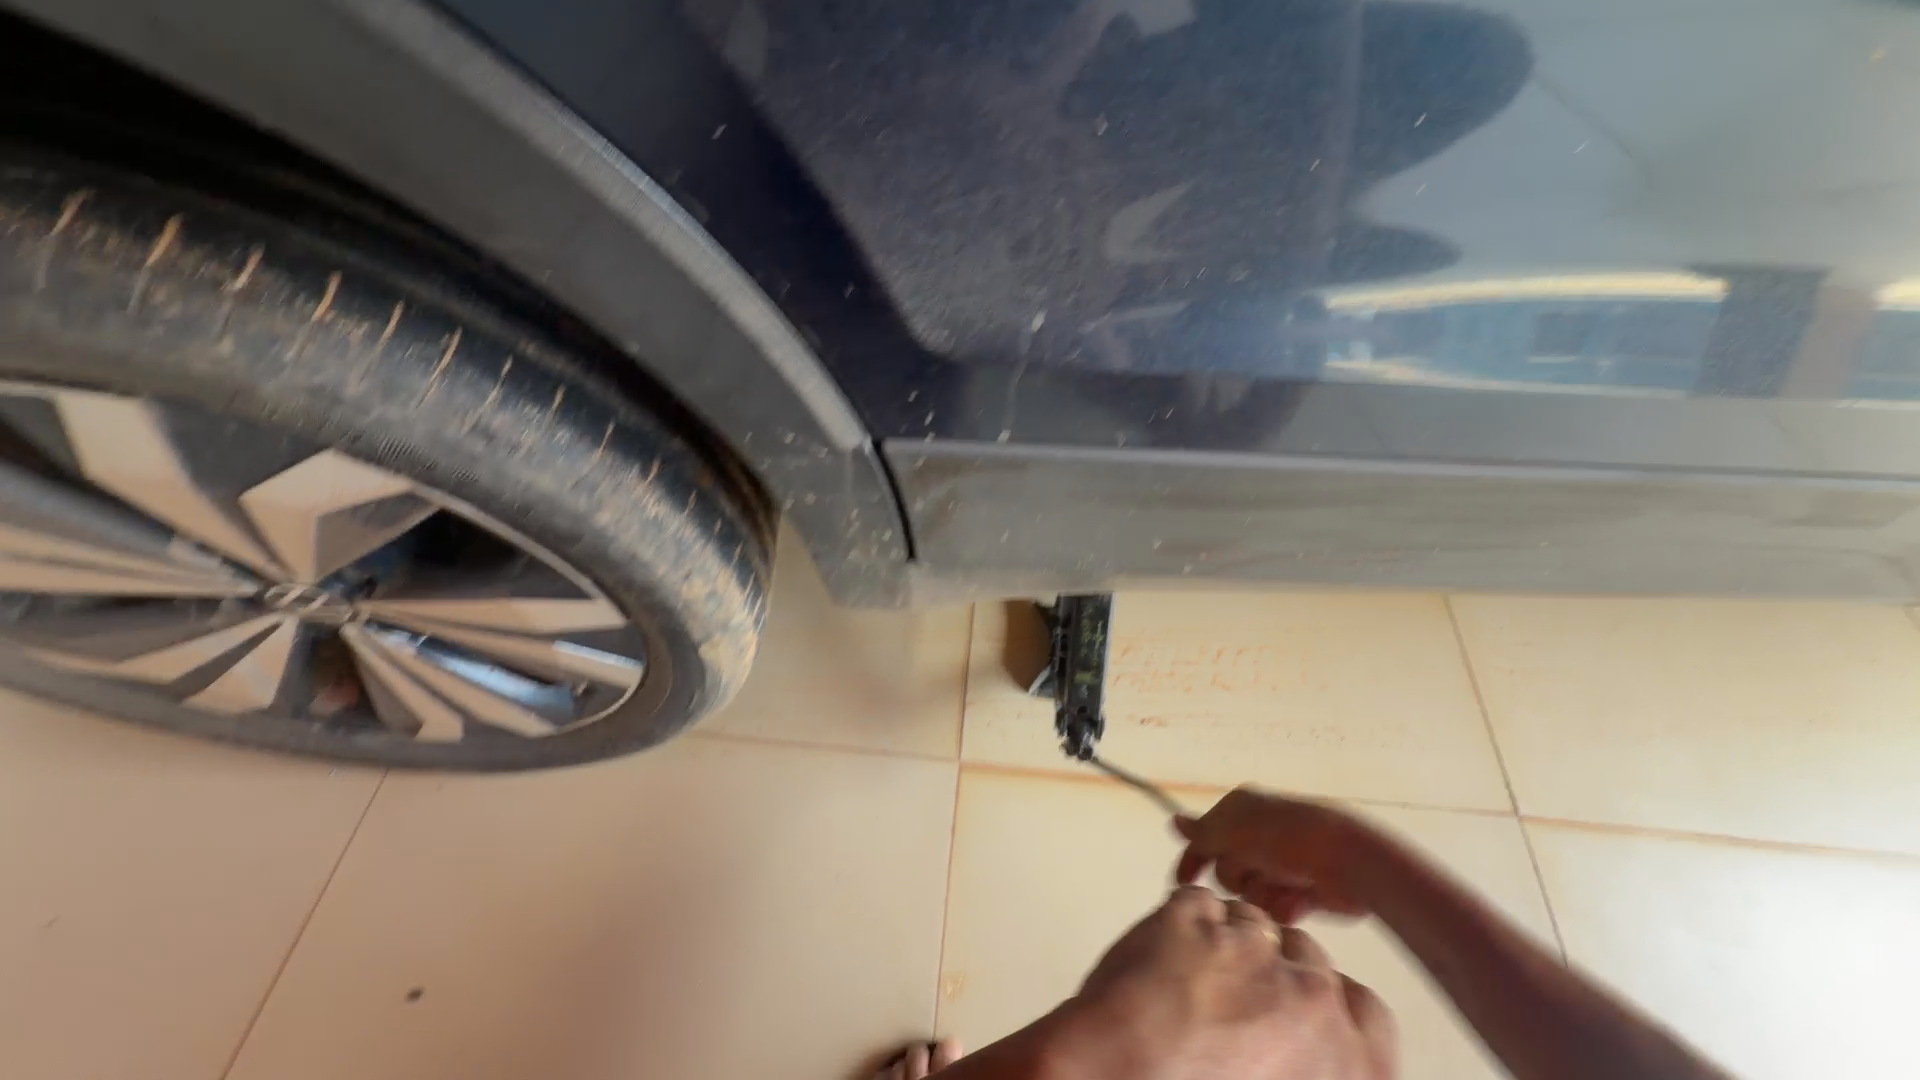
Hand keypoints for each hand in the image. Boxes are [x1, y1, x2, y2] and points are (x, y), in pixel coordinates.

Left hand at [1065, 885, 1394, 1079]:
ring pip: (1247, 919)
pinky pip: (1196, 901)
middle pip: (1303, 953)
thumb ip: (1304, 1065)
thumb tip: (1291, 1050)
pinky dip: (1179, 921)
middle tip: (1227, 994)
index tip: (1299, 1003)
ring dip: (1222, 940)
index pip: (1364, 1009)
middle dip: (1270, 965)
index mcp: (1348, 1062)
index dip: (1329, 1001)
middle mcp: (1311, 998)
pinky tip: (1159, 958)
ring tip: (1182, 980)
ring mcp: (1249, 949)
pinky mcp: (1189, 916)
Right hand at [1174, 788, 1384, 922]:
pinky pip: (1277, 908)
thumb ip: (1201, 832)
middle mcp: (1259, 835)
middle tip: (1255, 868)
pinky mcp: (1302, 890)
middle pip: (1226, 869)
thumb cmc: (1284, 837)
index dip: (1193, 859)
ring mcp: (1281, 863)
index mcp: (1241, 810)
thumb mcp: (1234, 830)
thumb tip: (1173, 821)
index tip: (1183, 882)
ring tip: (1283, 884)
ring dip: (1262, 892)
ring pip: (1250, 892)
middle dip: (1237, 875)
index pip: (1205, 837)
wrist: (1349, 860)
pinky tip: (1297, 899)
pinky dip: (1284, 906)